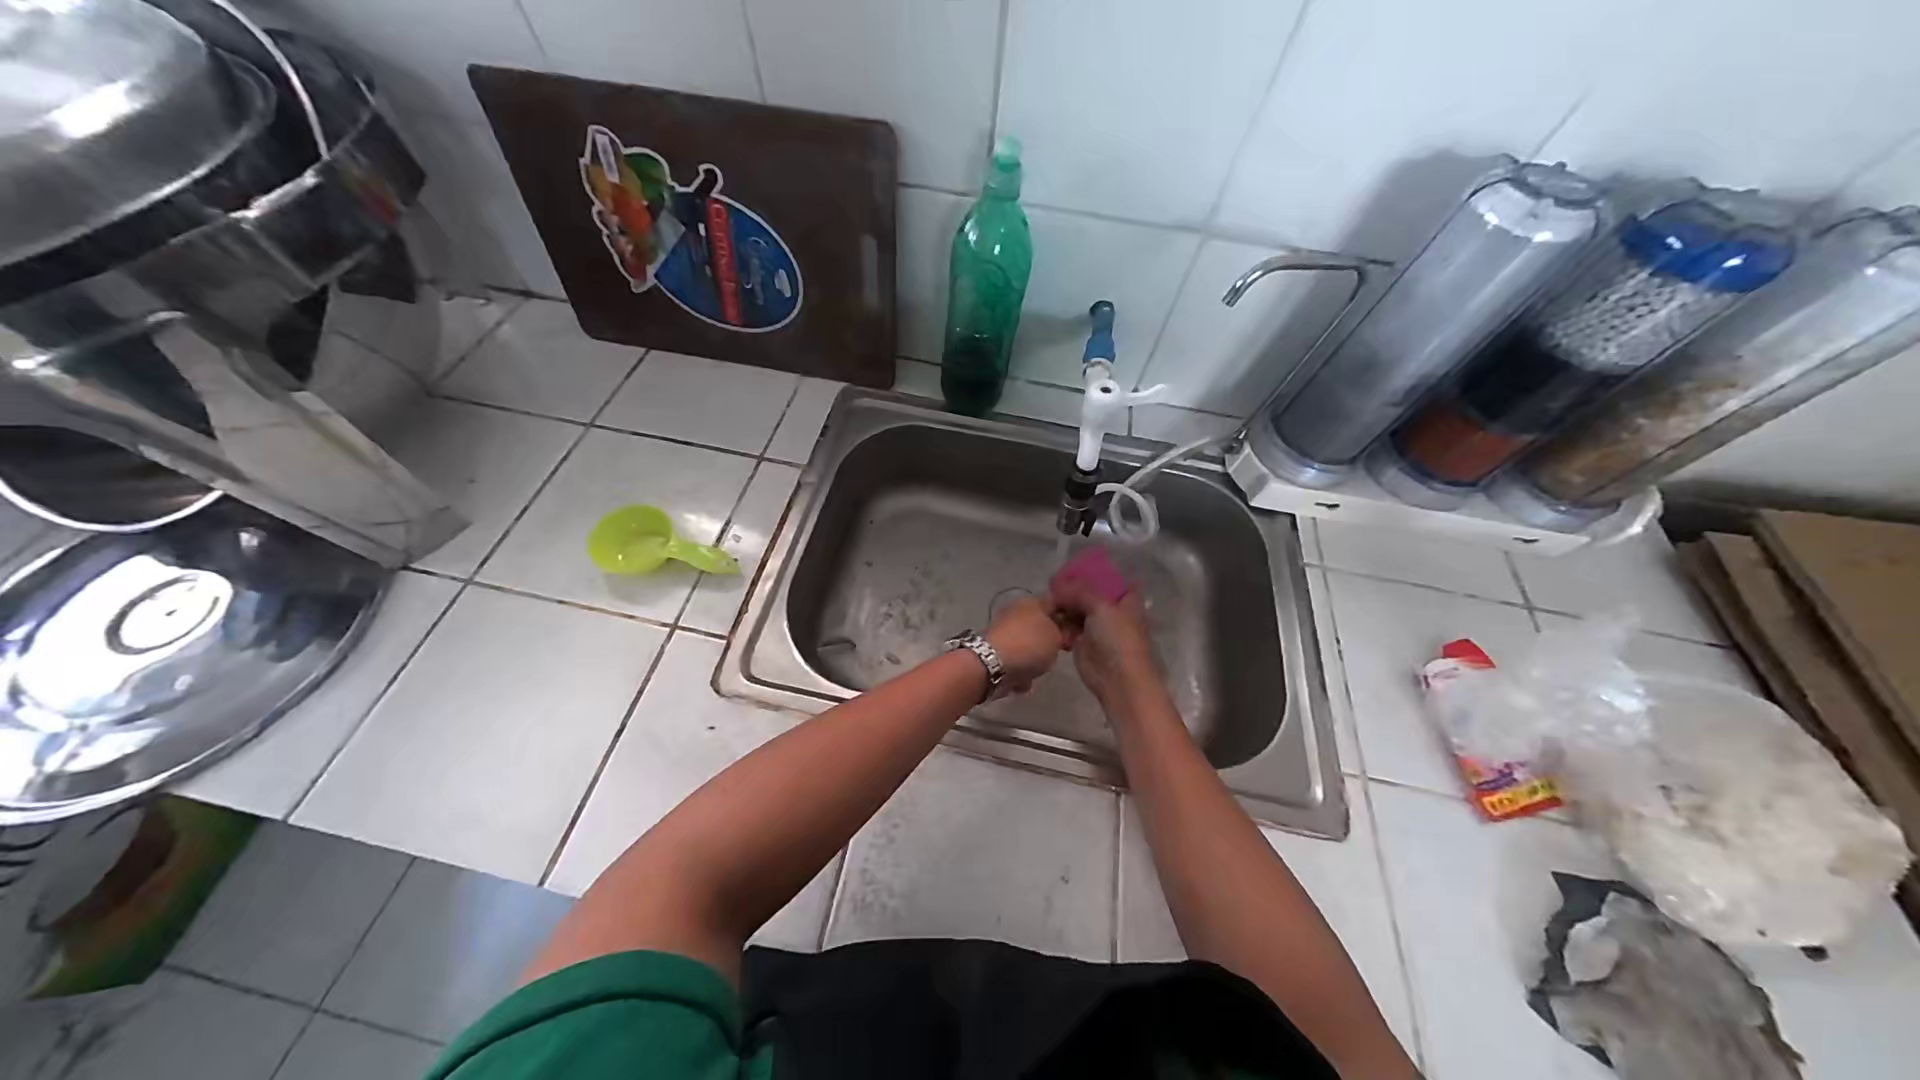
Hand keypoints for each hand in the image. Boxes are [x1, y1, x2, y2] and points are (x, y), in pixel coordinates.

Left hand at [983, 595, 1068, 689]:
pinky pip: (1016, 663)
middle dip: (1050, 643)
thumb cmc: (1030, 645)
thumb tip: (1064, 630)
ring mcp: (1004, 634)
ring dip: (1035, 661)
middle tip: (1058, 653)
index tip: (1079, 633)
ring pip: (1029, 647)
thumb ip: (1066, 632)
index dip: (1071, 617)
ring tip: (1037, 670)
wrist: (992, 666)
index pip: (1058, 604)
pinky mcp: (995, 653)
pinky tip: (1021, 680)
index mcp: (1032, 603)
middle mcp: (1017, 614)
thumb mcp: (1057, 637)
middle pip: (1042, 627)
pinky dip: (1020, 672)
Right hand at [1050, 577, 1159, 711]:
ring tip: (1047, 599)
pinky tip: (1047, 616)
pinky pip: (1067, 626)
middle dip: (1071, 589)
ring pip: (1076, 610)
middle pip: (1088, 594)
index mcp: (1124, 598)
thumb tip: (1057, 588)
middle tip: (1051, 583)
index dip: (1090, 573)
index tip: (1071, 568)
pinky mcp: (1081, 642)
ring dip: (1063, 606)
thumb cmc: (1118, 638)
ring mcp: (1096, 626)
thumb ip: (1079, 591)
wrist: (1117, 678)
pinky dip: (1058, 622)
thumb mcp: (1101, 605)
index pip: (1107, 579)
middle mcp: (1110, 610)